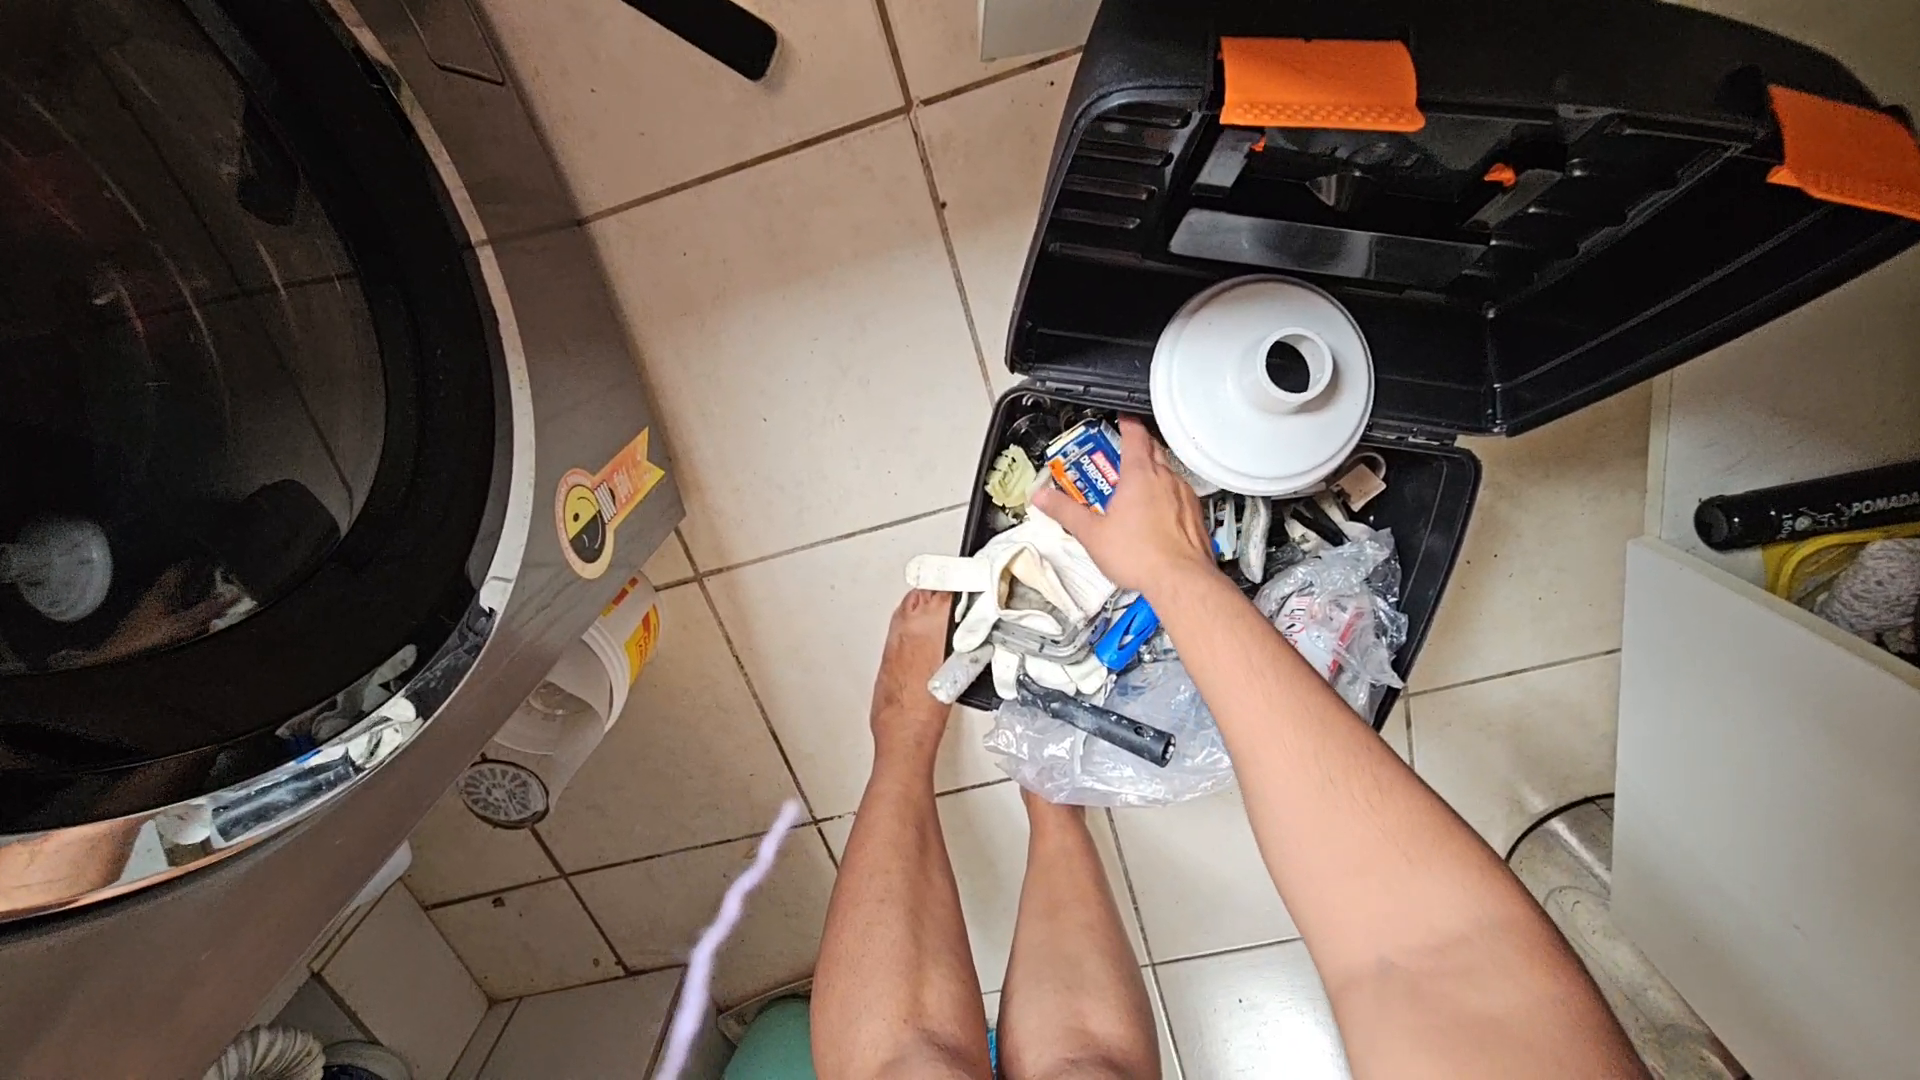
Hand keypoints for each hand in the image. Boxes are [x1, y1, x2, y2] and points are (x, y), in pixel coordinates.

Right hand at [1032, 417, 1216, 596]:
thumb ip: (1065, 511)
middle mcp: (1166, 479)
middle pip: (1153, 449)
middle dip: (1138, 445)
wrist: (1181, 580)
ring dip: (1152, 472)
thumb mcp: (1092, 533)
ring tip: (1134, 486)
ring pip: (1168, 472)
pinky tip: (1154, 513)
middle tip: (1121, 452)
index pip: (1135, 435)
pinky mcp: (1194, 515)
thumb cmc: (1142, 556)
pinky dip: (1166, 495)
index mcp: (1140, 475)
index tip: (1122, 417)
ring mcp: (1183, 496)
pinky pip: (1179, 494)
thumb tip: (1044, 498)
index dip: (1127, 422)